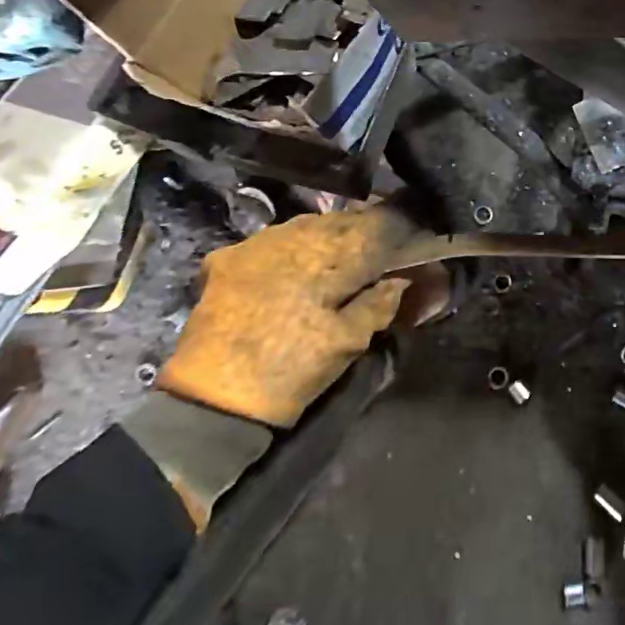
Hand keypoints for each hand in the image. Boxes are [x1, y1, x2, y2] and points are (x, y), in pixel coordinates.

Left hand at [158, 208, 414, 427]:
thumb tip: (400, 278)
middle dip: (365, 228)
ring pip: (306, 223)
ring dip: (331, 232)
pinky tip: (303, 261)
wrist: (209, 404)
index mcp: (324, 260)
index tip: (415, 235)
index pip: (374, 227)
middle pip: (339, 220)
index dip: (398, 227)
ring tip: (346, 250)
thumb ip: (379, 302)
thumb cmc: (290, 370)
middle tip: (383, 245)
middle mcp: (289, 242)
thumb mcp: (349, 342)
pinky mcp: (229, 262)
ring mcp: (254, 248)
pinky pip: (275, 238)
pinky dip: (297, 242)